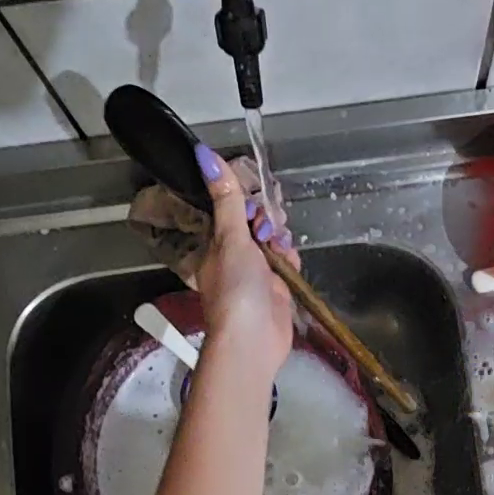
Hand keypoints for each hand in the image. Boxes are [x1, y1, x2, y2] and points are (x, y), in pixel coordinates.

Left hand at [194, 144, 295, 377]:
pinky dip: (290, 259)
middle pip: (253, 223)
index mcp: (214, 244)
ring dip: (279, 238)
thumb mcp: (229, 238)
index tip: (254, 193)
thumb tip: (203, 154)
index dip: (243, 198)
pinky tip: (289, 263)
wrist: (252, 340)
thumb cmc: (236, 288)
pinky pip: (286, 263)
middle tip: (267, 224)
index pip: (229, 210)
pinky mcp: (276, 289)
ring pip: (272, 241)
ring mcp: (256, 274)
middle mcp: (233, 257)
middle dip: (265, 218)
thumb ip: (225, 198)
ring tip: (278, 246)